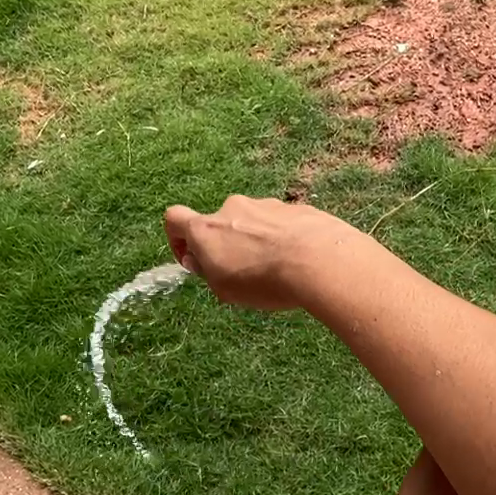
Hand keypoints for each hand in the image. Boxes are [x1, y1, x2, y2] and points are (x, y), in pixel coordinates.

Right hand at [163, 196, 367, 310]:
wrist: (320, 260)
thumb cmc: (265, 280)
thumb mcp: (224, 289)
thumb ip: (206, 270)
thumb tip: (199, 258)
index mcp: (207, 228)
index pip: (174, 218)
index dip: (177, 239)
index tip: (193, 259)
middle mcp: (233, 208)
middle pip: (221, 223)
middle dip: (228, 245)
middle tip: (245, 273)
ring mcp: (267, 205)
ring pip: (254, 222)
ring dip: (259, 241)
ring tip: (279, 270)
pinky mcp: (297, 207)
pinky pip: (283, 223)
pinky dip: (285, 238)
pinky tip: (301, 261)